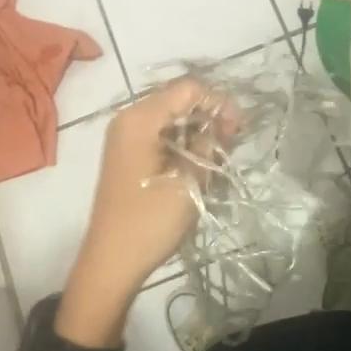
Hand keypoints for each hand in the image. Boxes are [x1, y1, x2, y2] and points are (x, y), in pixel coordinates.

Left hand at [56, 82, 229, 345]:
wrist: (111, 262)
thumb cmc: (149, 221)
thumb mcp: (189, 181)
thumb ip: (210, 143)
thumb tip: (228, 117)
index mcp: (139, 118)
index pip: (187, 89)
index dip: (217, 102)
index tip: (238, 128)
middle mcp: (128, 118)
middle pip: (178, 100)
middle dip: (208, 116)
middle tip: (232, 144)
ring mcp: (125, 136)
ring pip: (171, 119)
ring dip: (196, 132)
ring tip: (218, 158)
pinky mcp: (128, 154)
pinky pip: (160, 135)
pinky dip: (181, 143)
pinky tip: (198, 164)